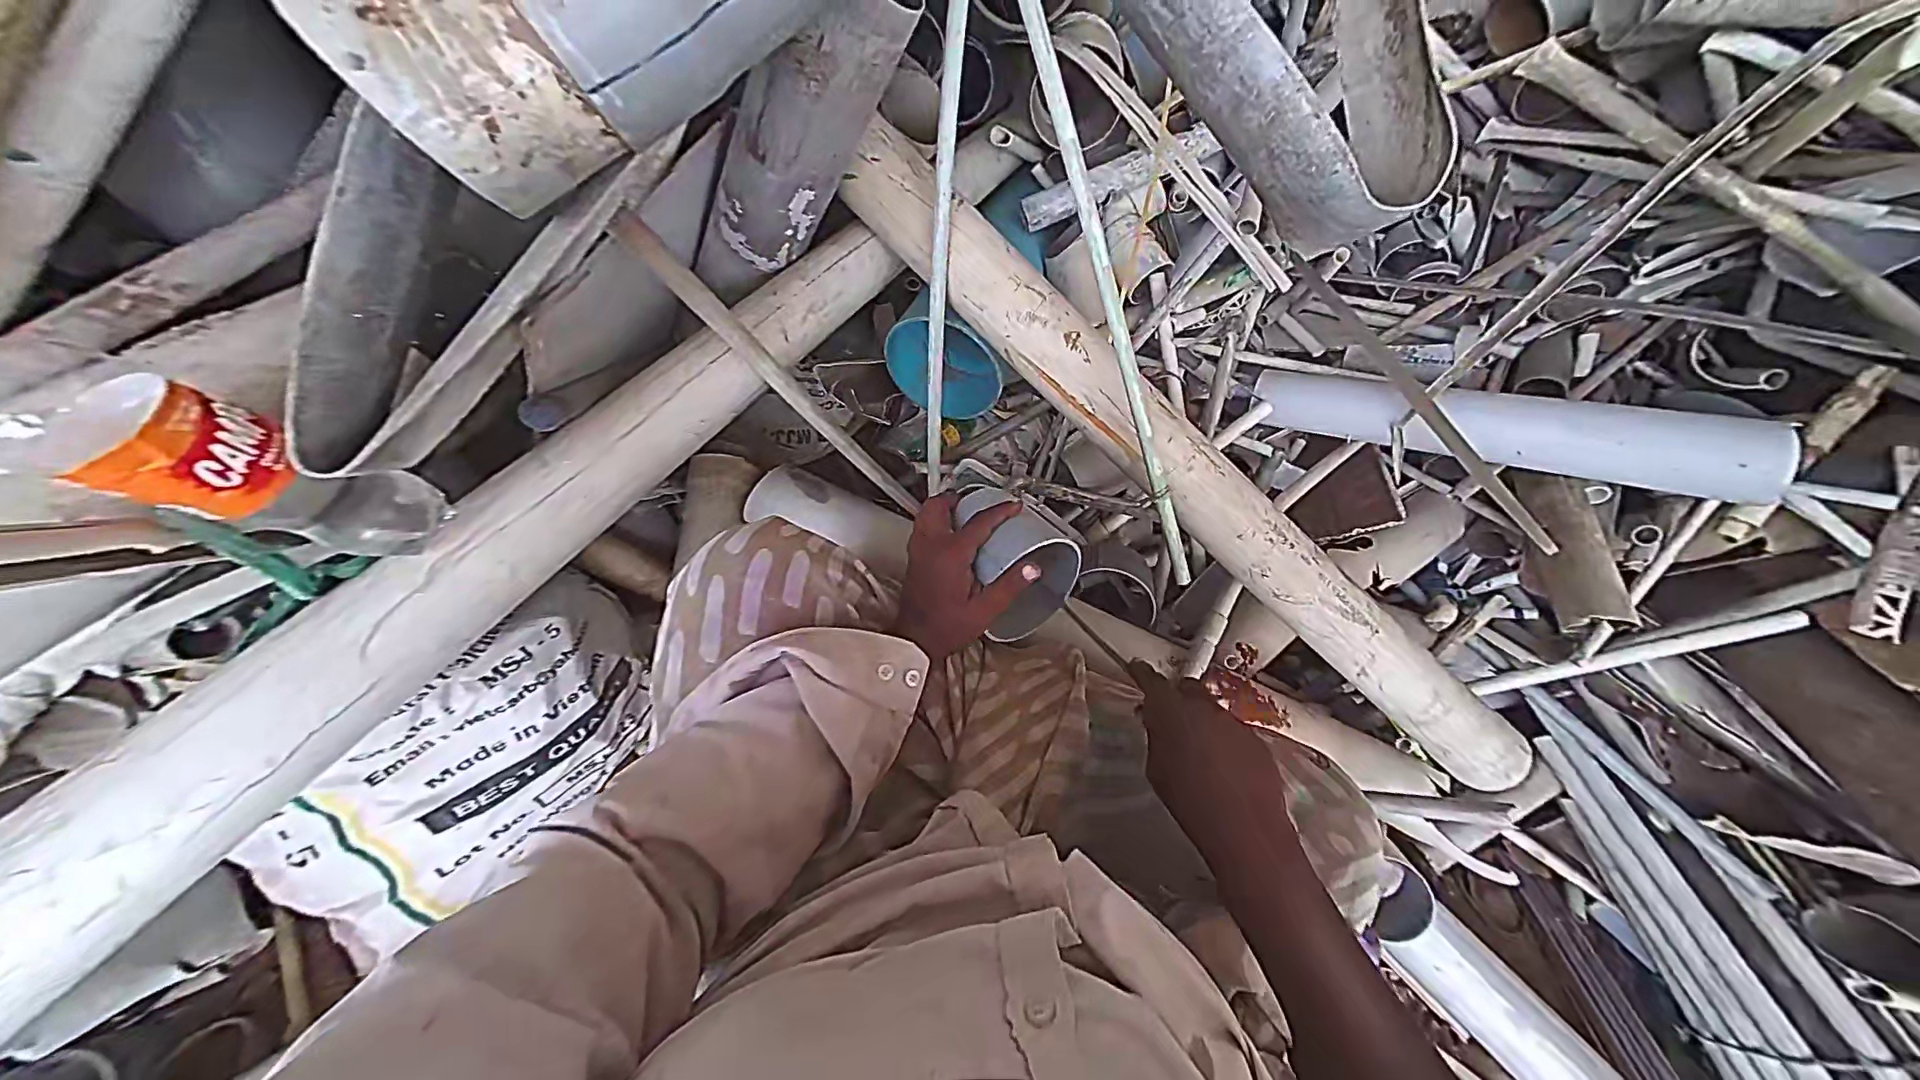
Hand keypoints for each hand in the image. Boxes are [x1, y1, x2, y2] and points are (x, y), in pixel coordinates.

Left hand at [889, 491, 1040, 664]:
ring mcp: (918, 550)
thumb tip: (1032, 568)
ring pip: (925, 512)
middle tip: (979, 502)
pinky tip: (949, 533)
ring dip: (944, 506)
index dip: (1000, 511)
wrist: (915, 639)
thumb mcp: (985, 610)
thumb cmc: (945, 627)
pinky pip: (922, 526)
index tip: (1013, 507)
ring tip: (963, 511)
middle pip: (940, 505)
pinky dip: (935, 520)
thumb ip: (1010, 586)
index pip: (979, 522)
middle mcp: (931, 546)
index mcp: (951, 555)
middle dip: (961, 498)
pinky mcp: (913, 557)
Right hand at [1128, 661, 1293, 837]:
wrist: (1246, 827)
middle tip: (1168, 719)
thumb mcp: (1156, 769)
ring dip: (1201, 722)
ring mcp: (1233, 721)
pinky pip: (1232, 732)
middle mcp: (1203, 707)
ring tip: (1197, 753)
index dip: (1142, 673)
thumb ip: (1156, 738)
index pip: (1152, 680)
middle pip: (1187, 688)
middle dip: (1177, 698)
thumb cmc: (1190, 801)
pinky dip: (1224, 741)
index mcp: (1171, 710)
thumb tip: (1159, 727)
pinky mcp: (1256, 740)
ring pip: (1211, 711)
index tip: (1137, 669)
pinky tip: (1221, 768)